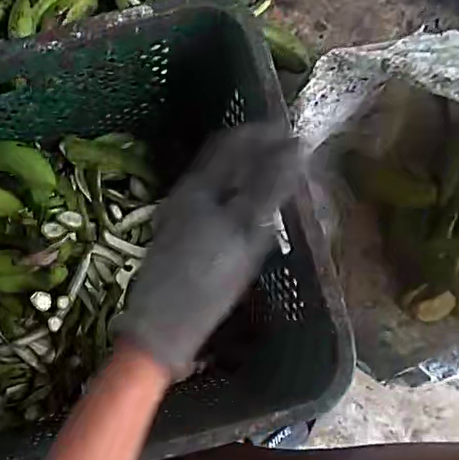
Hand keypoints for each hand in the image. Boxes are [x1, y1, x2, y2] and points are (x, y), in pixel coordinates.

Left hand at [113, 122, 304, 373]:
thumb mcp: (243, 232)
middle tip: (293, 160)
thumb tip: (296, 149)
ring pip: (220, 185)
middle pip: (225, 163)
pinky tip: (254, 218)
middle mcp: (185, 196)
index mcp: (197, 187)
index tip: (294, 133)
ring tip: (280, 185)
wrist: (161, 326)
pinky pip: (215, 208)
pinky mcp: (181, 241)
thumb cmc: (203, 280)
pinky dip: (238, 203)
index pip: (234, 143)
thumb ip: (268, 187)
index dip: (265, 133)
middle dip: (259, 154)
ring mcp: (180, 219)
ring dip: (249, 178)